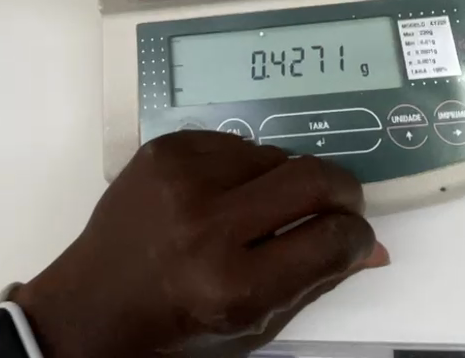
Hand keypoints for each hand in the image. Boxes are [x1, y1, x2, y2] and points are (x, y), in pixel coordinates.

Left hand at [14, 131, 386, 357]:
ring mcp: (182, 175)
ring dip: (285, 178)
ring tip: (267, 204)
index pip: (326, 240)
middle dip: (342, 189)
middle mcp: (206, 222)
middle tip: (344, 201)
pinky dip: (243, 164)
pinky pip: (233, 141)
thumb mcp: (249, 322)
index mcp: (230, 283)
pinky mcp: (165, 147)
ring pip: (273, 153)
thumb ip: (313, 279)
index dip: (356, 235)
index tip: (358, 233)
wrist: (93, 302)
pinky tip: (226, 189)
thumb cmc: (177, 323)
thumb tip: (371, 247)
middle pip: (309, 179)